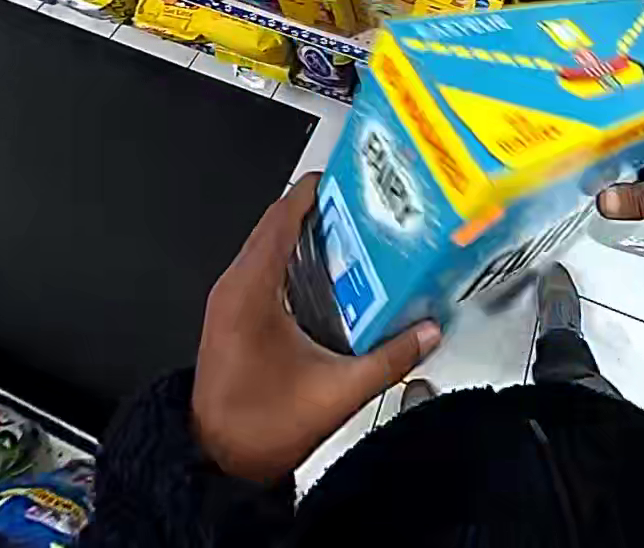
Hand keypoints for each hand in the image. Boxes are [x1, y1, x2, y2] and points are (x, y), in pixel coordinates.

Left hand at [192, 174, 440, 483]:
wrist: (213, 467)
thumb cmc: (261, 427)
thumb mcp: (337, 393)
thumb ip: (390, 358)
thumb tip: (430, 330)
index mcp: (251, 292)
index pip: (281, 217)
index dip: (314, 191)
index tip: (349, 176)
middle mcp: (235, 287)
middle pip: (276, 222)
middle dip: (320, 206)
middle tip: (364, 203)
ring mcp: (230, 299)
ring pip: (269, 241)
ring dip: (308, 228)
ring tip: (354, 227)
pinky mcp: (233, 312)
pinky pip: (265, 262)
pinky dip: (295, 250)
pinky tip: (331, 266)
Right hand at [596, 122, 643, 259]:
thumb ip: (636, 198)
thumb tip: (601, 199)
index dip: (619, 113)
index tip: (591, 115)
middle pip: (641, 134)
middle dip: (615, 140)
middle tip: (581, 139)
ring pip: (643, 156)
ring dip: (621, 163)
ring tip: (586, 159)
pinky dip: (631, 181)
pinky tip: (607, 182)